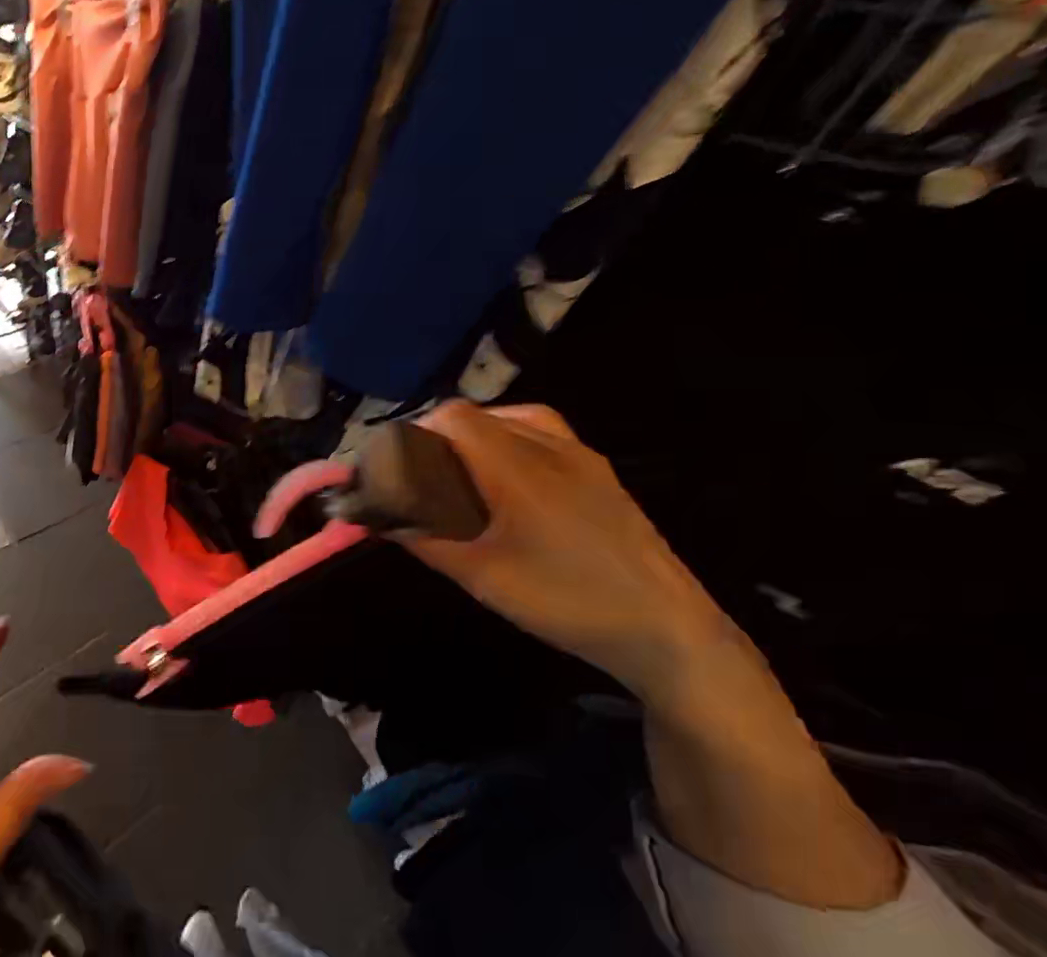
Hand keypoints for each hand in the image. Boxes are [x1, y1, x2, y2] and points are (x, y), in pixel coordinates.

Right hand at [394, 401, 733, 707]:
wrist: (669, 631)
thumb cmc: (568, 602)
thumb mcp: (481, 577)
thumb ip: (424, 540)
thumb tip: (376, 519)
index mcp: (518, 467)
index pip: (452, 417)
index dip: (413, 431)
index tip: (392, 465)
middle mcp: (550, 446)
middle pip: (476, 415)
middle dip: (436, 437)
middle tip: (417, 477)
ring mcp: (581, 455)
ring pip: (509, 419)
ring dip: (472, 436)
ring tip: (455, 472)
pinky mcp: (599, 471)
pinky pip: (541, 433)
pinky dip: (507, 441)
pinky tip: (503, 477)